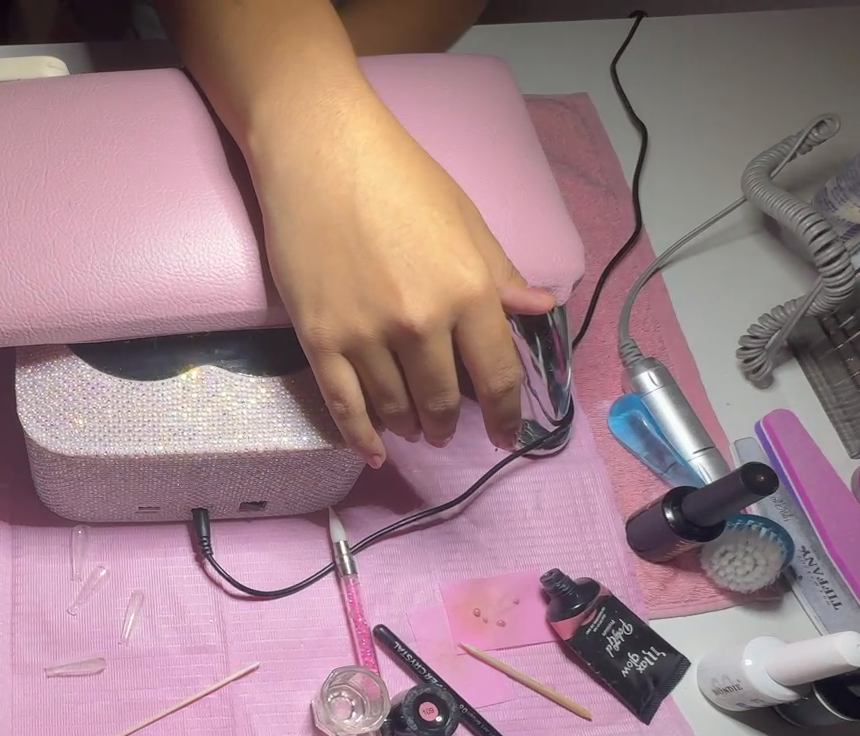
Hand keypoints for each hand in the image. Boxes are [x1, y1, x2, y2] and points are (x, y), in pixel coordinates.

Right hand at [246, 89, 555, 463]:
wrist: (320, 159)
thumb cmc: (399, 180)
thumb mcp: (465, 220)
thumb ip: (499, 273)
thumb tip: (539, 312)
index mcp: (468, 291)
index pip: (496, 375)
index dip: (505, 415)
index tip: (506, 437)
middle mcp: (421, 324)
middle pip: (441, 400)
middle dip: (447, 424)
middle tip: (445, 432)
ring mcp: (366, 337)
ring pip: (393, 407)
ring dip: (407, 427)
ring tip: (411, 431)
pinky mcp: (321, 342)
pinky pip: (344, 405)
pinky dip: (360, 436)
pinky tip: (373, 453)